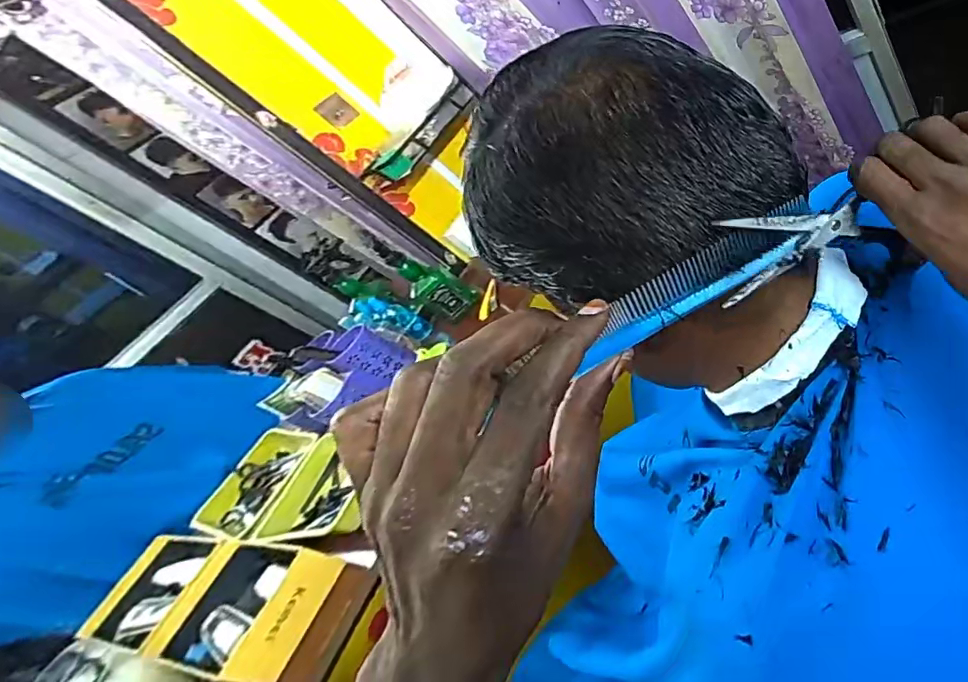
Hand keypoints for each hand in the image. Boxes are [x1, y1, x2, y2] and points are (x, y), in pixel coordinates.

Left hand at [331, 306, 627, 681]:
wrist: (439, 650)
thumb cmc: (514, 590)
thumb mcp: (567, 518)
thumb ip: (584, 431)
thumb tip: (609, 360)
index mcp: (481, 511)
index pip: (525, 397)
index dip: (566, 345)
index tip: (595, 318)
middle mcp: (421, 491)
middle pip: (462, 371)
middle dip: (517, 329)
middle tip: (555, 325)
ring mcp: (380, 484)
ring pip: (418, 377)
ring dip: (472, 353)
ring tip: (510, 360)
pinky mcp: (358, 482)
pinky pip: (371, 408)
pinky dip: (411, 387)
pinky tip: (445, 397)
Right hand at [852, 112, 967, 362]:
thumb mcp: (955, 278)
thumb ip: (927, 235)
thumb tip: (916, 213)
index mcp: (924, 222)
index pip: (870, 172)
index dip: (865, 175)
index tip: (873, 182)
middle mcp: (946, 184)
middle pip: (894, 143)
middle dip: (888, 153)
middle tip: (901, 166)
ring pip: (931, 125)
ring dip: (923, 137)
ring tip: (936, 151)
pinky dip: (967, 125)